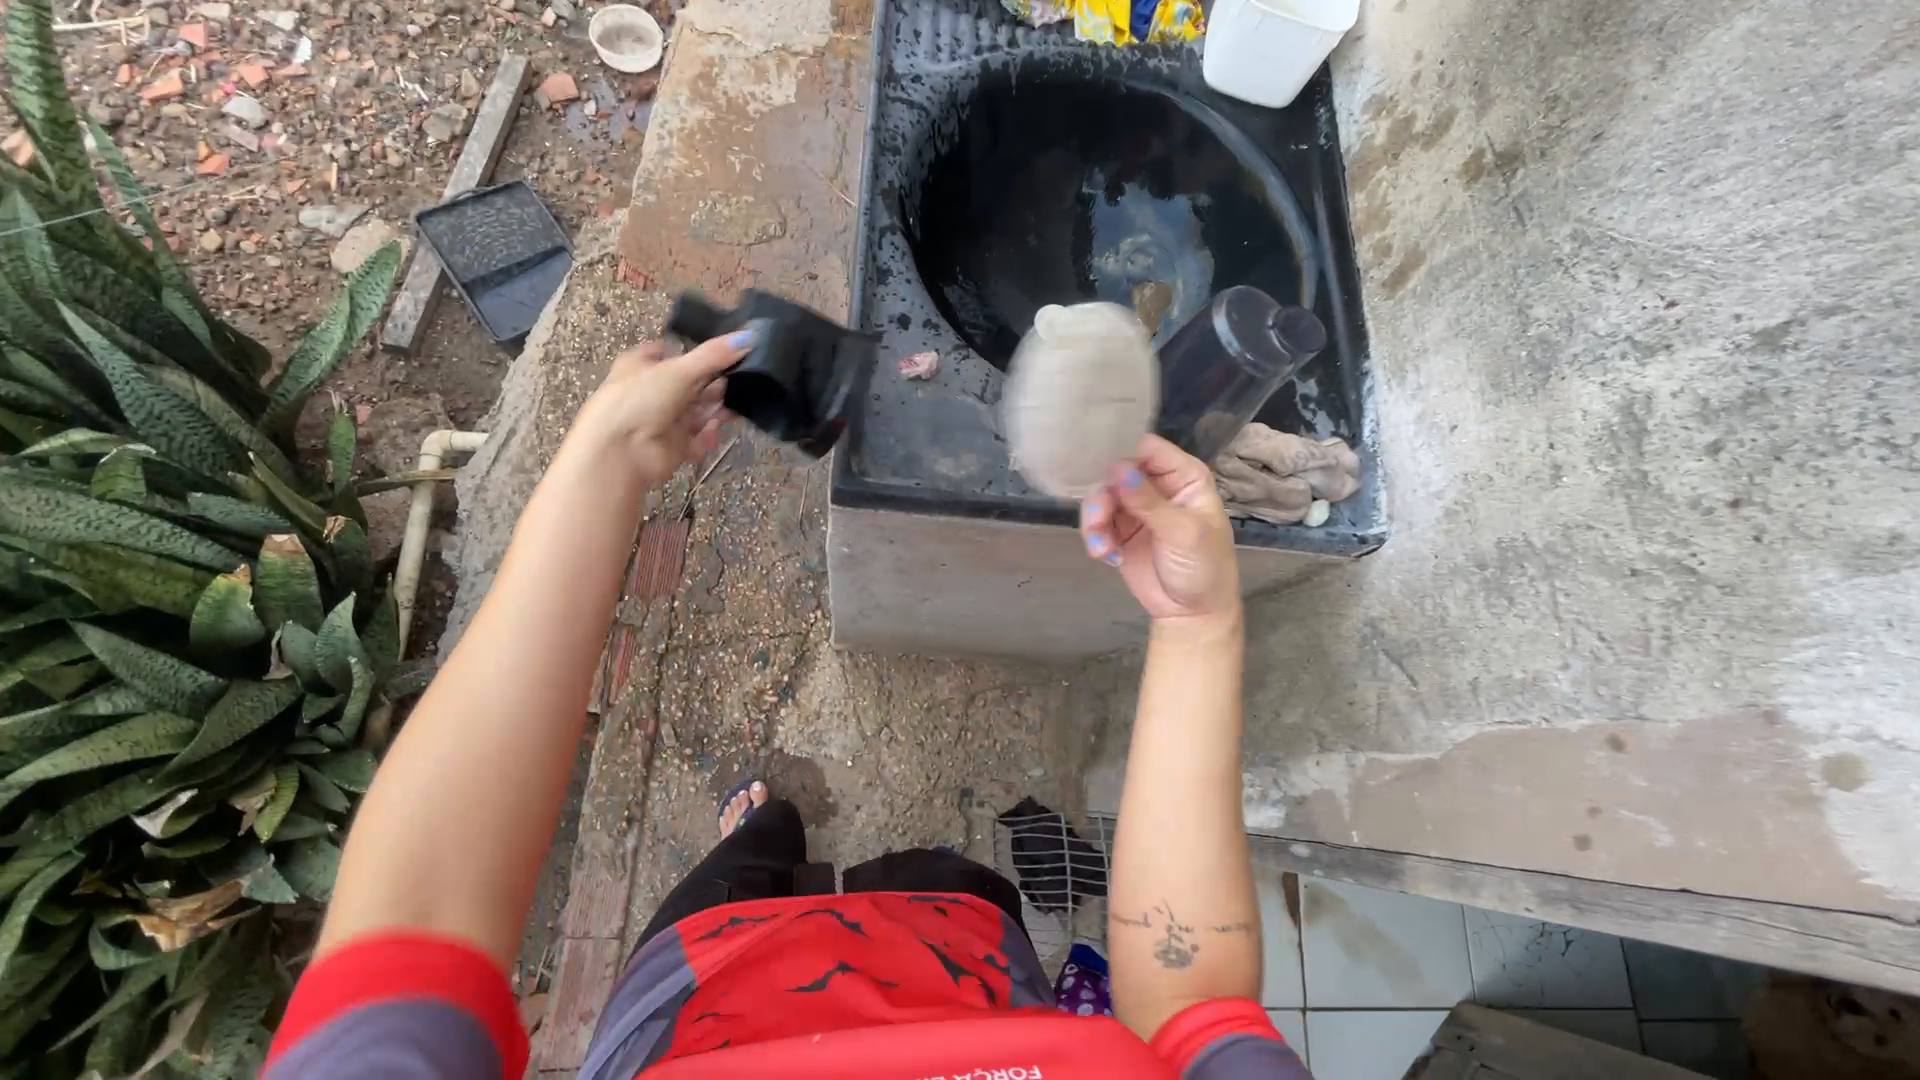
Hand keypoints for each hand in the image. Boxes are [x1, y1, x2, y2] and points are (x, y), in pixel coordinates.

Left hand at [571, 326, 757, 483]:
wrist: (620, 451)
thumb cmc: (640, 400)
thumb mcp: (679, 370)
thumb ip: (715, 355)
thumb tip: (751, 335)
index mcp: (642, 366)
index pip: (670, 354)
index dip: (694, 354)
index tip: (723, 354)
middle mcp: (653, 392)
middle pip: (692, 385)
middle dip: (714, 385)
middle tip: (736, 384)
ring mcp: (664, 421)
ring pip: (699, 412)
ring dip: (716, 410)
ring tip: (732, 409)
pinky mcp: (675, 446)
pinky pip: (699, 438)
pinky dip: (708, 435)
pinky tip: (712, 431)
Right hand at [1079, 435, 1239, 627]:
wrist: (1192, 614)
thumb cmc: (1204, 568)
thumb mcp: (1182, 533)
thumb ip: (1149, 502)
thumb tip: (1117, 469)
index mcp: (1183, 476)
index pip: (1148, 449)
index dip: (1125, 457)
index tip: (1108, 476)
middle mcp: (1157, 485)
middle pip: (1116, 472)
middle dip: (1103, 497)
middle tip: (1100, 522)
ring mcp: (1136, 508)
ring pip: (1100, 497)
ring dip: (1094, 521)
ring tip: (1102, 549)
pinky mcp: (1119, 530)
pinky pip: (1096, 522)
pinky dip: (1095, 537)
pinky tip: (1106, 557)